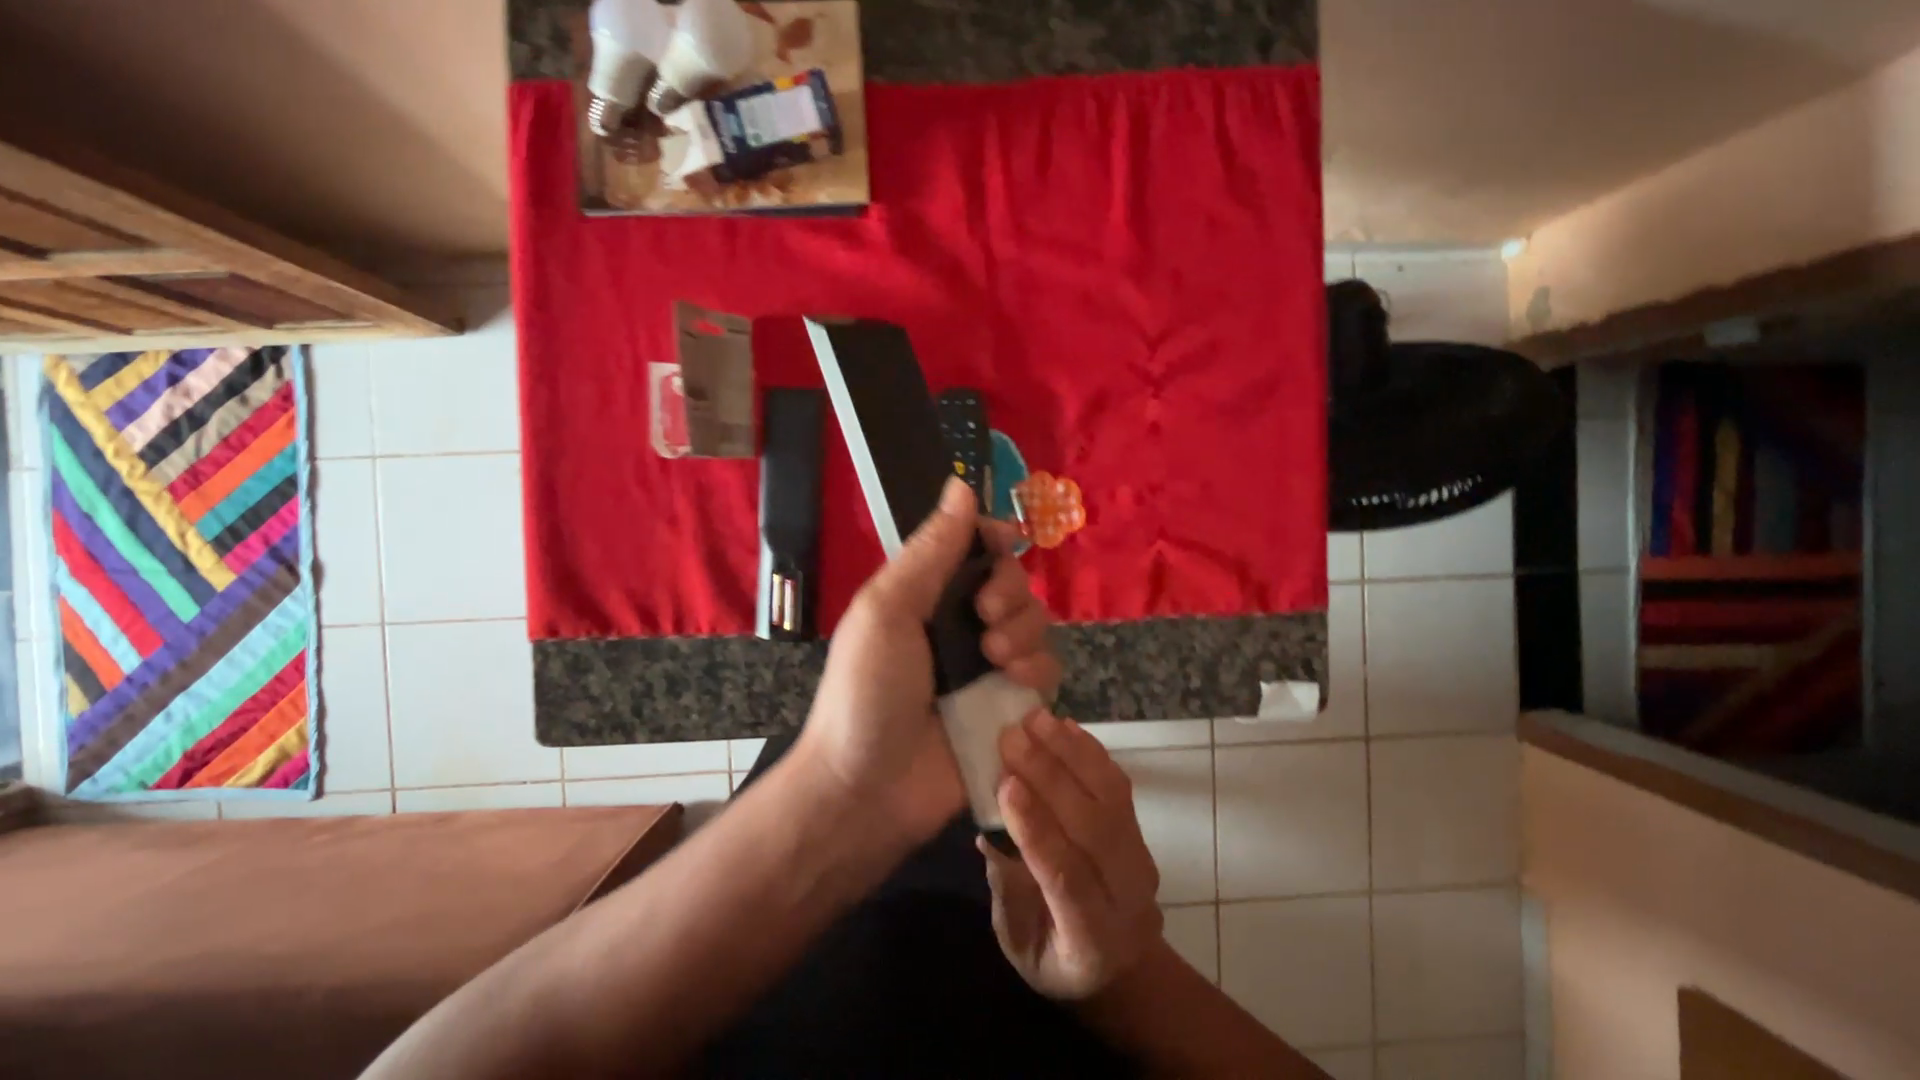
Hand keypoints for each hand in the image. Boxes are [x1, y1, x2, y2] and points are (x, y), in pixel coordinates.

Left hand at [791, 477, 1061, 852]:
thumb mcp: (887, 610)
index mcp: (925, 596)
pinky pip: (1046, 673)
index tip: (1003, 544)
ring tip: (993, 661)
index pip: (976, 548)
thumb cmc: (866, 692)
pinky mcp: (1010, 709)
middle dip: (1009, 593)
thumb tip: (961, 483)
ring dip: (1024, 633)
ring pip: (1037, 625)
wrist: (868, 788)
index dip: (995, 540)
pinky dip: (1038, 671)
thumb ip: (930, 550)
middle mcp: (959, 626)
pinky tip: (1014, 686)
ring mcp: (987, 669)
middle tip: (983, 620)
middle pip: (1014, 583)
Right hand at [980, 709, 1162, 999]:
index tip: (1006, 786)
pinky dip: (1091, 752)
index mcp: (1091, 936)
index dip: (1038, 830)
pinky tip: (1065, 725)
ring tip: (1036, 719)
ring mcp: (1139, 858)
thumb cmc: (1054, 960)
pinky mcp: (1138, 832)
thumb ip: (1008, 895)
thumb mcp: (1020, 948)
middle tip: (1011, 737)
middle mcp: (1126, 894)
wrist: (1120, 963)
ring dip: (1072, 752)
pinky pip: (1119, 787)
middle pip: (1093, 828)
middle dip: (1050, 777)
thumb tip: (989, 835)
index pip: (1068, 877)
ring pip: (1111, 799)